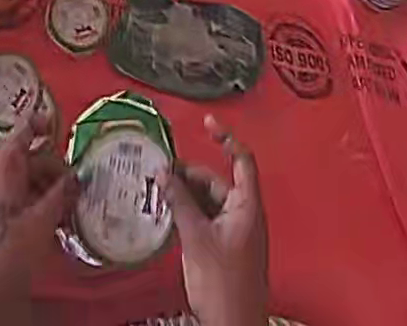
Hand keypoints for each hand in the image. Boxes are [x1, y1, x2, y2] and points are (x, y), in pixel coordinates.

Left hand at [0, 105, 75, 303]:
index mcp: (3, 166)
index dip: (43, 123)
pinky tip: (58, 223)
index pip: (23, 131)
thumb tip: (78, 176)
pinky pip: (21, 203)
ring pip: (26, 183)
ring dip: (50, 189)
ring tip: (73, 204)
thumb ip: (62, 193)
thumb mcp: (42, 218)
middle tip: (78, 180)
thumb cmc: (8, 247)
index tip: (63, 128)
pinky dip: (40, 206)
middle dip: (55, 167)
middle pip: (29, 159)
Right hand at [158, 115, 266, 325]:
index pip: (242, 159)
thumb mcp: (197, 238)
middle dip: (190, 175)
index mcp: (247, 205)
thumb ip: (180, 201)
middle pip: (218, 181)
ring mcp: (237, 232)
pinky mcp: (227, 248)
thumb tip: (164, 171)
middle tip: (161, 172)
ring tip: (160, 192)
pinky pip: (208, 218)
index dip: (226, 137)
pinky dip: (190, 212)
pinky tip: (170, 214)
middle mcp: (245, 213)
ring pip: (210, 200)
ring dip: (186, 195)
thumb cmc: (222, 283)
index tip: (207, 122)